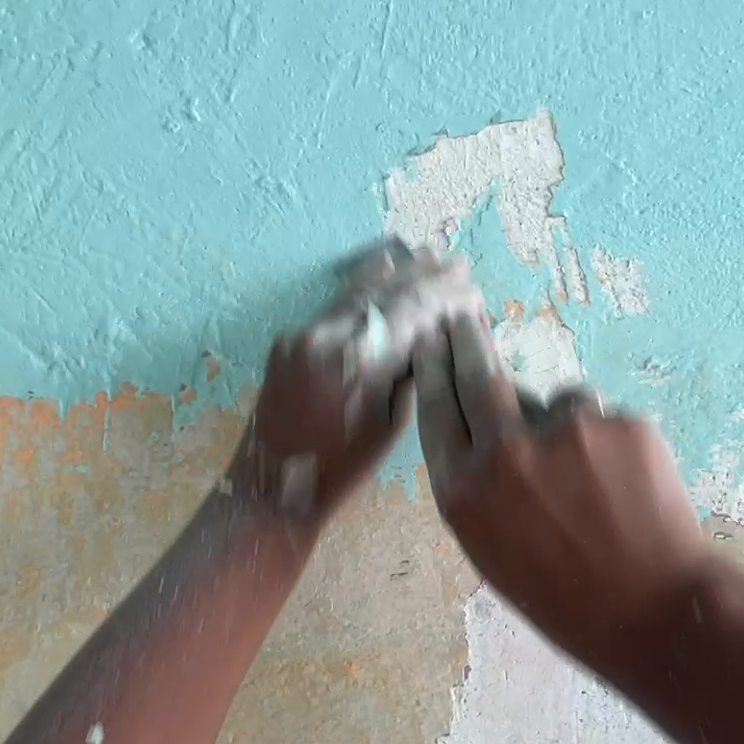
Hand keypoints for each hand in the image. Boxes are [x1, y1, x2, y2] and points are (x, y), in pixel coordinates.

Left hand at [226, 240, 480, 528]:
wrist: (271, 486)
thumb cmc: (341, 468)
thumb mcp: (391, 423)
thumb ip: (411, 371)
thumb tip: (435, 334)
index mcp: (357, 361)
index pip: (411, 312)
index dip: (444, 298)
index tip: (472, 289)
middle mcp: (326, 336)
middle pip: (385, 294)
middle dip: (424, 277)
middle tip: (458, 262)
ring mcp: (302, 334)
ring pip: (357, 293)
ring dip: (395, 274)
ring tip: (426, 256)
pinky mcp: (289, 339)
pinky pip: (334, 306)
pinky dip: (363, 288)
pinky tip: (382, 269)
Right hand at [413, 315, 709, 671]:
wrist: (653, 611)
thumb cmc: (561, 595)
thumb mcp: (490, 547)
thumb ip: (477, 483)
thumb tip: (491, 424)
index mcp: (463, 492)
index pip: (436, 409)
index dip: (432, 370)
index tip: (430, 341)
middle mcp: (502, 451)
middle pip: (478, 374)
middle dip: (466, 340)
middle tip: (464, 319)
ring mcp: (564, 432)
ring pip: (555, 401)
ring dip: (563, 423)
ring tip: (591, 481)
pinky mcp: (618, 422)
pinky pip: (602, 418)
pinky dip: (608, 441)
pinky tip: (623, 486)